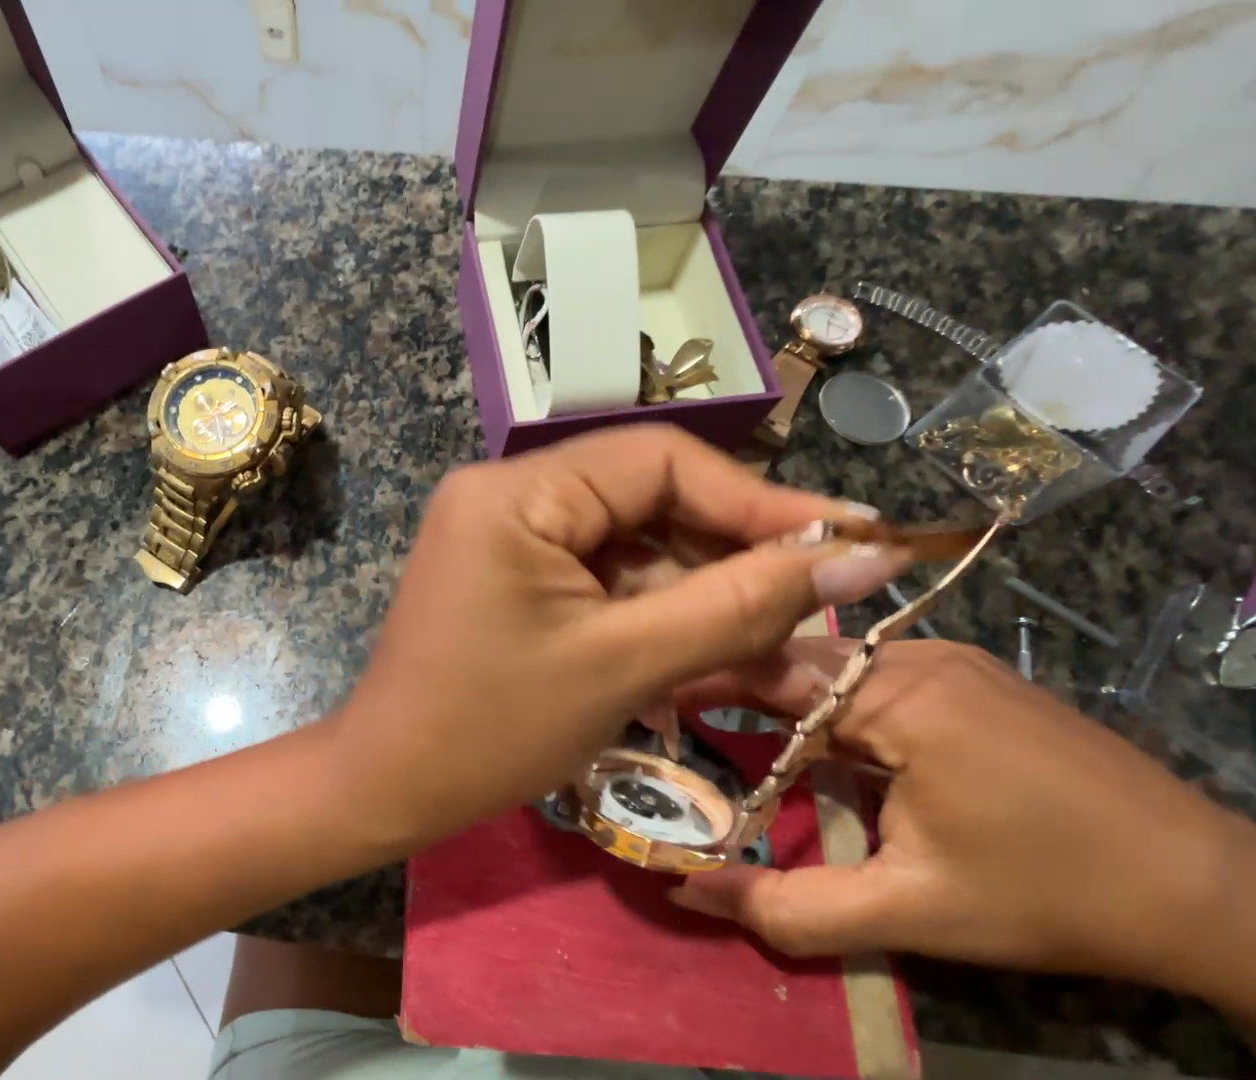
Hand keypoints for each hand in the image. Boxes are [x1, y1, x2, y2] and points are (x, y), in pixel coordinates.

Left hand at [330, 426, 912, 848]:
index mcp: (516, 492)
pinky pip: (597, 569)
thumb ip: (743, 604)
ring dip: (696, 586)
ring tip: (763, 638)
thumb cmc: (494, 730)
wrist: (390, 787)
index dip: (759, 500)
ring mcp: (503, 530)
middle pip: (646, 494)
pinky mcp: (508, 570)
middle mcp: (505, 491)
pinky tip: (696, 647)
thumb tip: (864, 553)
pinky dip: (650, 605)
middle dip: (727, 550)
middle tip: (810, 601)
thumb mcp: (626, 664)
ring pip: (629, 537)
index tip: (850, 541)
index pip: (661, 459)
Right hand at [669, 639, 1255, 994]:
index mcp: (901, 694)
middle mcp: (921, 656)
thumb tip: (681, 888)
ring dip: (781, 697)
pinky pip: (874, 675)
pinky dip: (829, 703)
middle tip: (676, 726)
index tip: (643, 703)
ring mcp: (954, 662)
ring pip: (834, 665)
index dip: (698, 678)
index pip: (767, 663)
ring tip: (730, 734)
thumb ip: (788, 904)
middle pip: (796, 658)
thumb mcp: (912, 912)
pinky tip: (819, 746)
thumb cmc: (1052, 896)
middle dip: (733, 688)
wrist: (1215, 897)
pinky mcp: (974, 680)